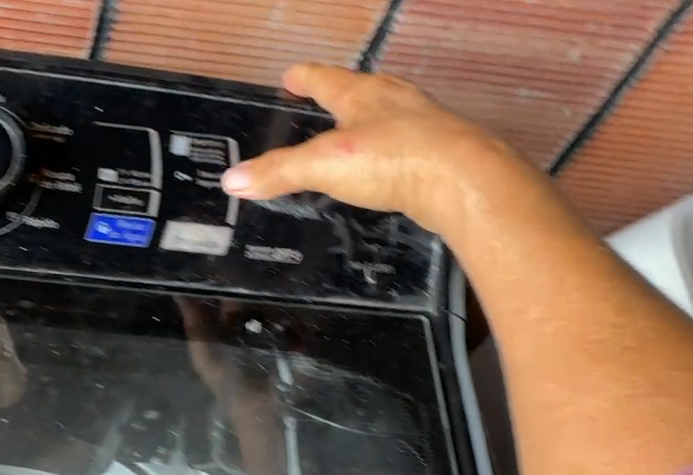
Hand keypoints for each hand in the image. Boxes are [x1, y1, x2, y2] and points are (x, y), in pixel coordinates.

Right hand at [219, 64, 542, 235]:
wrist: (460, 180)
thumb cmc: (391, 159)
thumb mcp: (323, 165)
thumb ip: (278, 172)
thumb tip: (232, 180)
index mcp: (363, 96)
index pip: (326, 80)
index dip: (305, 79)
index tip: (290, 76)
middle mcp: (393, 101)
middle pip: (359, 91)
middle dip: (338, 95)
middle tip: (320, 98)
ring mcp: (418, 125)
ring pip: (385, 115)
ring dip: (365, 121)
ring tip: (350, 131)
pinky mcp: (434, 153)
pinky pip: (401, 144)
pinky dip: (384, 149)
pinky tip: (381, 164)